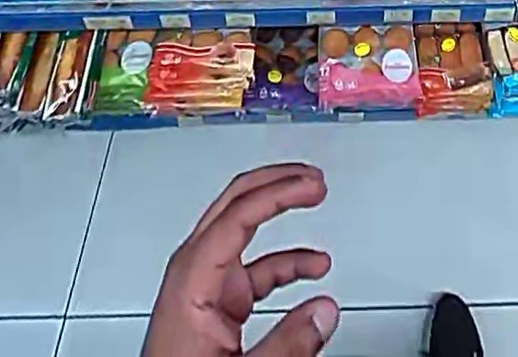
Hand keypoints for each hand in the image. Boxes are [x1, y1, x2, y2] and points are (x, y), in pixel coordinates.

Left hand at [142, 162, 338, 356]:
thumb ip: (285, 345)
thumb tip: (324, 309)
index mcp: (192, 275)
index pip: (239, 212)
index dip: (279, 190)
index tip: (312, 184)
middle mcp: (196, 270)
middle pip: (236, 204)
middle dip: (276, 184)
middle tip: (312, 177)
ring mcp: (205, 285)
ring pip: (246, 232)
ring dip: (281, 216)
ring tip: (314, 201)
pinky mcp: (216, 306)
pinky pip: (254, 271)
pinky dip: (284, 263)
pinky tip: (311, 268)